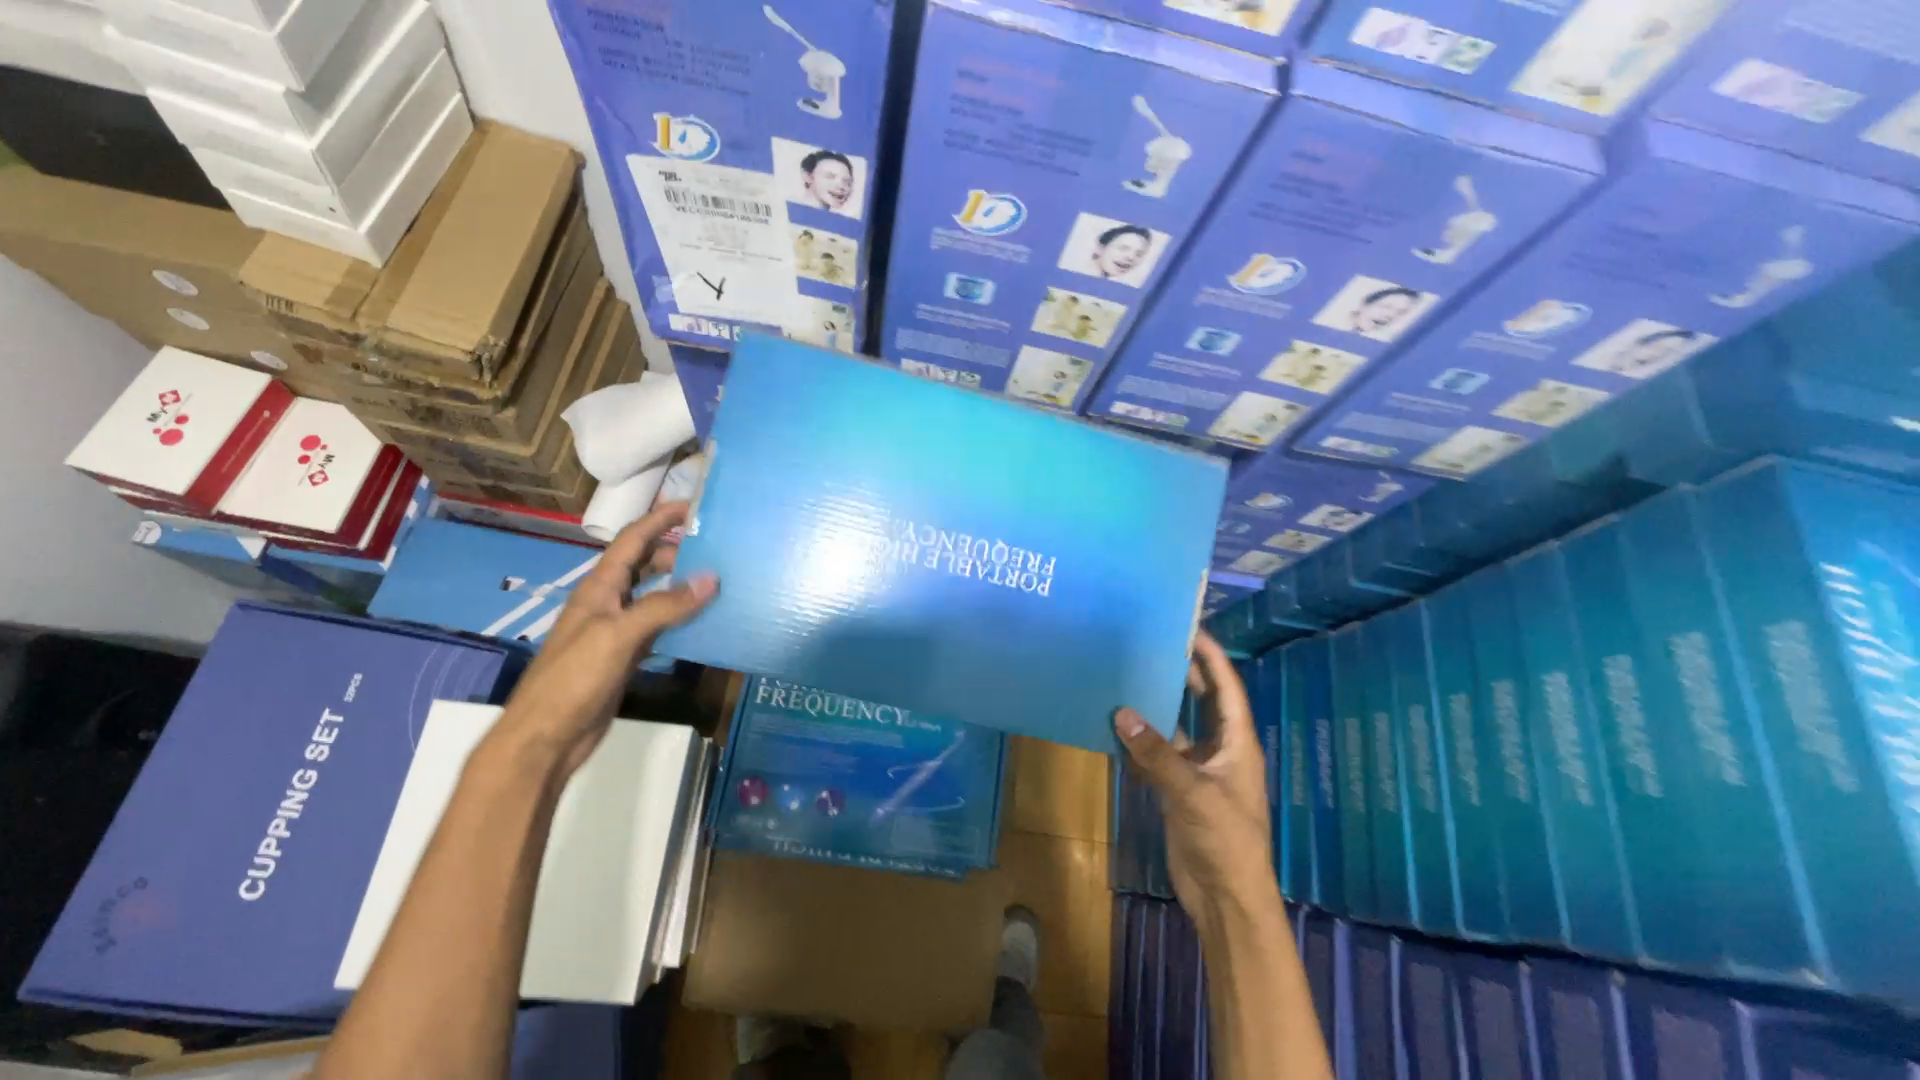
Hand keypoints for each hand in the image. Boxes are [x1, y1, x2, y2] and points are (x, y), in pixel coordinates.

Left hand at [491, 502, 716, 776]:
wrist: (547, 737)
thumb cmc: (574, 678)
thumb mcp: (619, 636)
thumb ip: (665, 606)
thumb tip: (711, 579)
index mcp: (599, 588)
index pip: (632, 541)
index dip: (660, 520)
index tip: (694, 507)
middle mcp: (608, 603)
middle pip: (645, 565)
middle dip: (677, 552)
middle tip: (717, 549)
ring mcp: (616, 632)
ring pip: (654, 597)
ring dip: (681, 587)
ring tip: (718, 582)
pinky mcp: (625, 658)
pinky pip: (659, 629)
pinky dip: (680, 622)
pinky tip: (704, 624)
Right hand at [1113, 632, 1276, 934]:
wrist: (1226, 897)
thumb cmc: (1225, 839)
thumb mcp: (1193, 792)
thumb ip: (1157, 753)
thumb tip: (1121, 712)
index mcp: (1237, 743)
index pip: (1226, 688)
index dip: (1210, 657)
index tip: (1188, 628)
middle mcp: (1220, 751)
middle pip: (1202, 703)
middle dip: (1182, 675)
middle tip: (1151, 645)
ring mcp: (1198, 772)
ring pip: (1176, 730)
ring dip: (1156, 709)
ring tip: (1127, 677)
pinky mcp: (1179, 793)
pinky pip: (1158, 758)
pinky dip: (1139, 744)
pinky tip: (1114, 728)